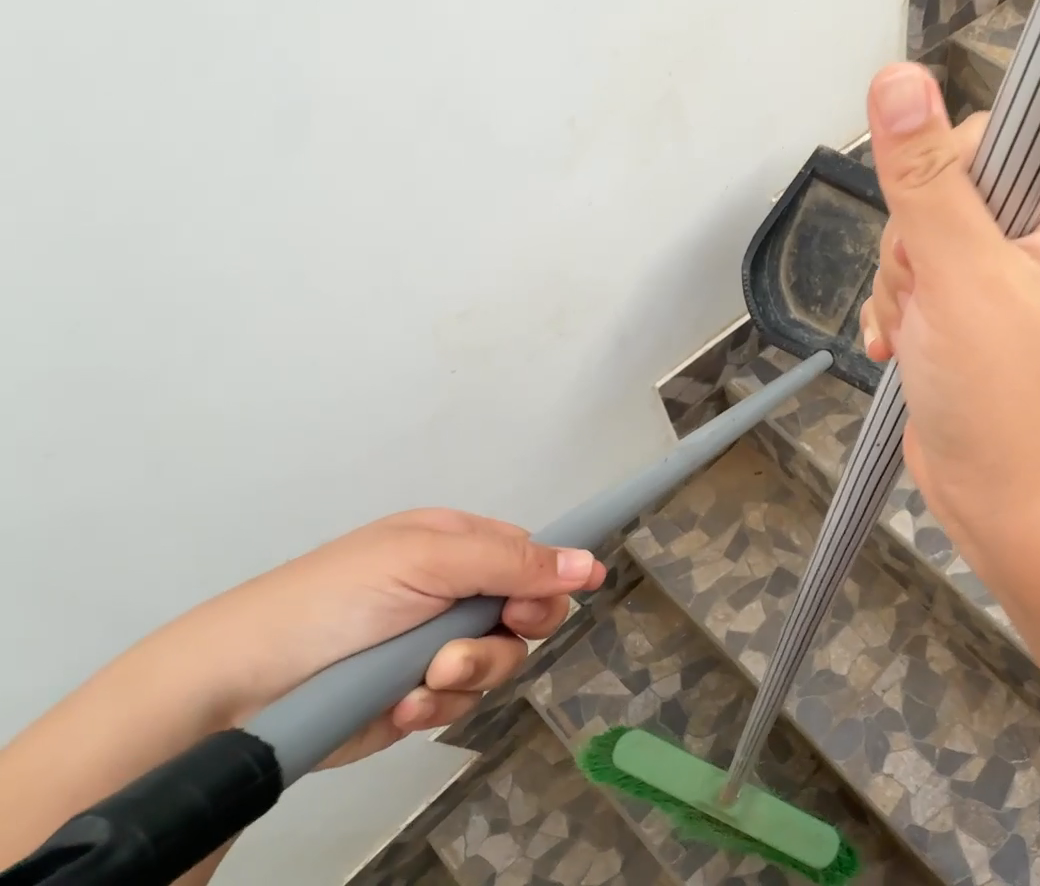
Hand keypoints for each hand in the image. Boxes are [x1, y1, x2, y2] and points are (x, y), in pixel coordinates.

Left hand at [149, 508, 606, 767]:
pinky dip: (436, 703)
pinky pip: (462, 699)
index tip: (554, 599)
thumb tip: (594, 562)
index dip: (548, 579)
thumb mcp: (428, 562)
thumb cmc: (333, 602)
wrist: (234, 692)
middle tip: (484, 636)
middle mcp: (453, 594)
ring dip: (469, 672)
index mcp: (455, 546)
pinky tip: (400, 703)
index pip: (532, 557)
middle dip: (511, 632)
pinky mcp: (418, 696)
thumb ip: (516, 563)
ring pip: (501, 661)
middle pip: (528, 612)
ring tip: (422, 677)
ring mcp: (436, 647)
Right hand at [857, 63, 1039, 560]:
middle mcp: (1039, 245)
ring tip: (918, 341)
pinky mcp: (967, 320)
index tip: (936, 240)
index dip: (943, 179)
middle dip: (915, 250)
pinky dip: (896, 313)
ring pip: (919, 241)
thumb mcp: (960, 277)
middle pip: (943, 193)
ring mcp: (1000, 284)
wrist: (1005, 509)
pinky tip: (898, 351)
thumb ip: (925, 178)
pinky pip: (914, 283)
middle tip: (931, 303)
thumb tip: (899, 77)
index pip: (990, 144)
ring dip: (901, 288)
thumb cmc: (1004, 400)